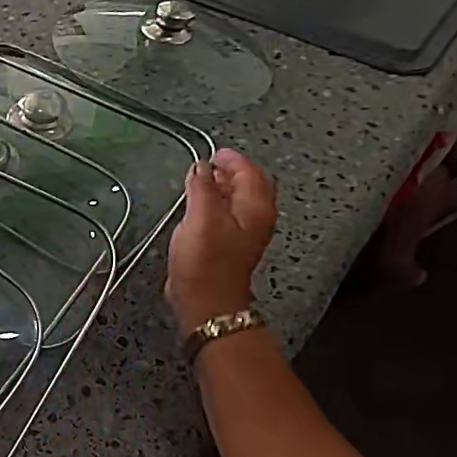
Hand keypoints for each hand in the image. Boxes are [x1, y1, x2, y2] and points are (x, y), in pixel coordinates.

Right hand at [165, 148, 277, 331]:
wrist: (205, 303)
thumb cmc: (206, 263)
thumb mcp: (201, 217)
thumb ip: (202, 186)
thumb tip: (200, 167)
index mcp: (256, 208)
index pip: (250, 171)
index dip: (232, 159)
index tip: (214, 153)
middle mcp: (256, 219)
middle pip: (249, 185)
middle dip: (230, 171)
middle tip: (209, 165)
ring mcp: (245, 234)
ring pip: (239, 200)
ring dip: (223, 188)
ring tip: (202, 182)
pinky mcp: (231, 246)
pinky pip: (228, 216)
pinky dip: (217, 205)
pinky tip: (200, 207)